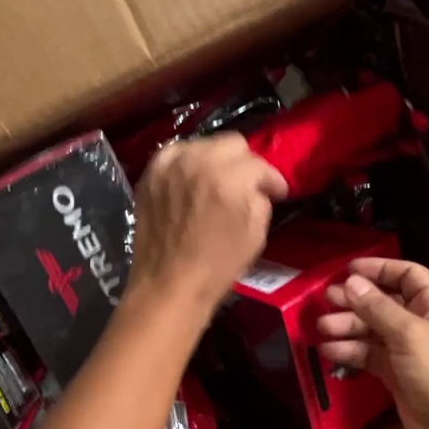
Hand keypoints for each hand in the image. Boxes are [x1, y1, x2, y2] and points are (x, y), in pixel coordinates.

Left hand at [131, 134, 287, 313]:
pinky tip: (191, 176)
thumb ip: (261, 200)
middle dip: (245, 163)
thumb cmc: (218, 266)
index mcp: (229, 179)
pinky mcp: (151, 174)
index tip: (277, 192)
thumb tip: (259, 187)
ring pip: (203, 144)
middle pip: (232, 143)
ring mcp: (170, 166)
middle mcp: (198, 162)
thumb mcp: (256, 235)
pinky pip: (175, 153)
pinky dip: (187, 161)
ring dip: (216, 159)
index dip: (273, 179)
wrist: (169, 285)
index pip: (259, 165)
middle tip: (247, 184)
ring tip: (218, 180)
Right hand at [316, 257, 428, 428]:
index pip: (406, 274)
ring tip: (322, 328)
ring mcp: (407, 348)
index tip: (347, 270)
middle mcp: (421, 322)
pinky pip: (368, 354)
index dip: (378, 269)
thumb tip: (351, 282)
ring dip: (347, 327)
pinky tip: (329, 351)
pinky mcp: (394, 372)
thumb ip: (377, 307)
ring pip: (371, 329)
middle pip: (383, 302)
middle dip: (355, 300)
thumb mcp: (409, 334)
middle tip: (326, 299)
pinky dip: (349, 351)